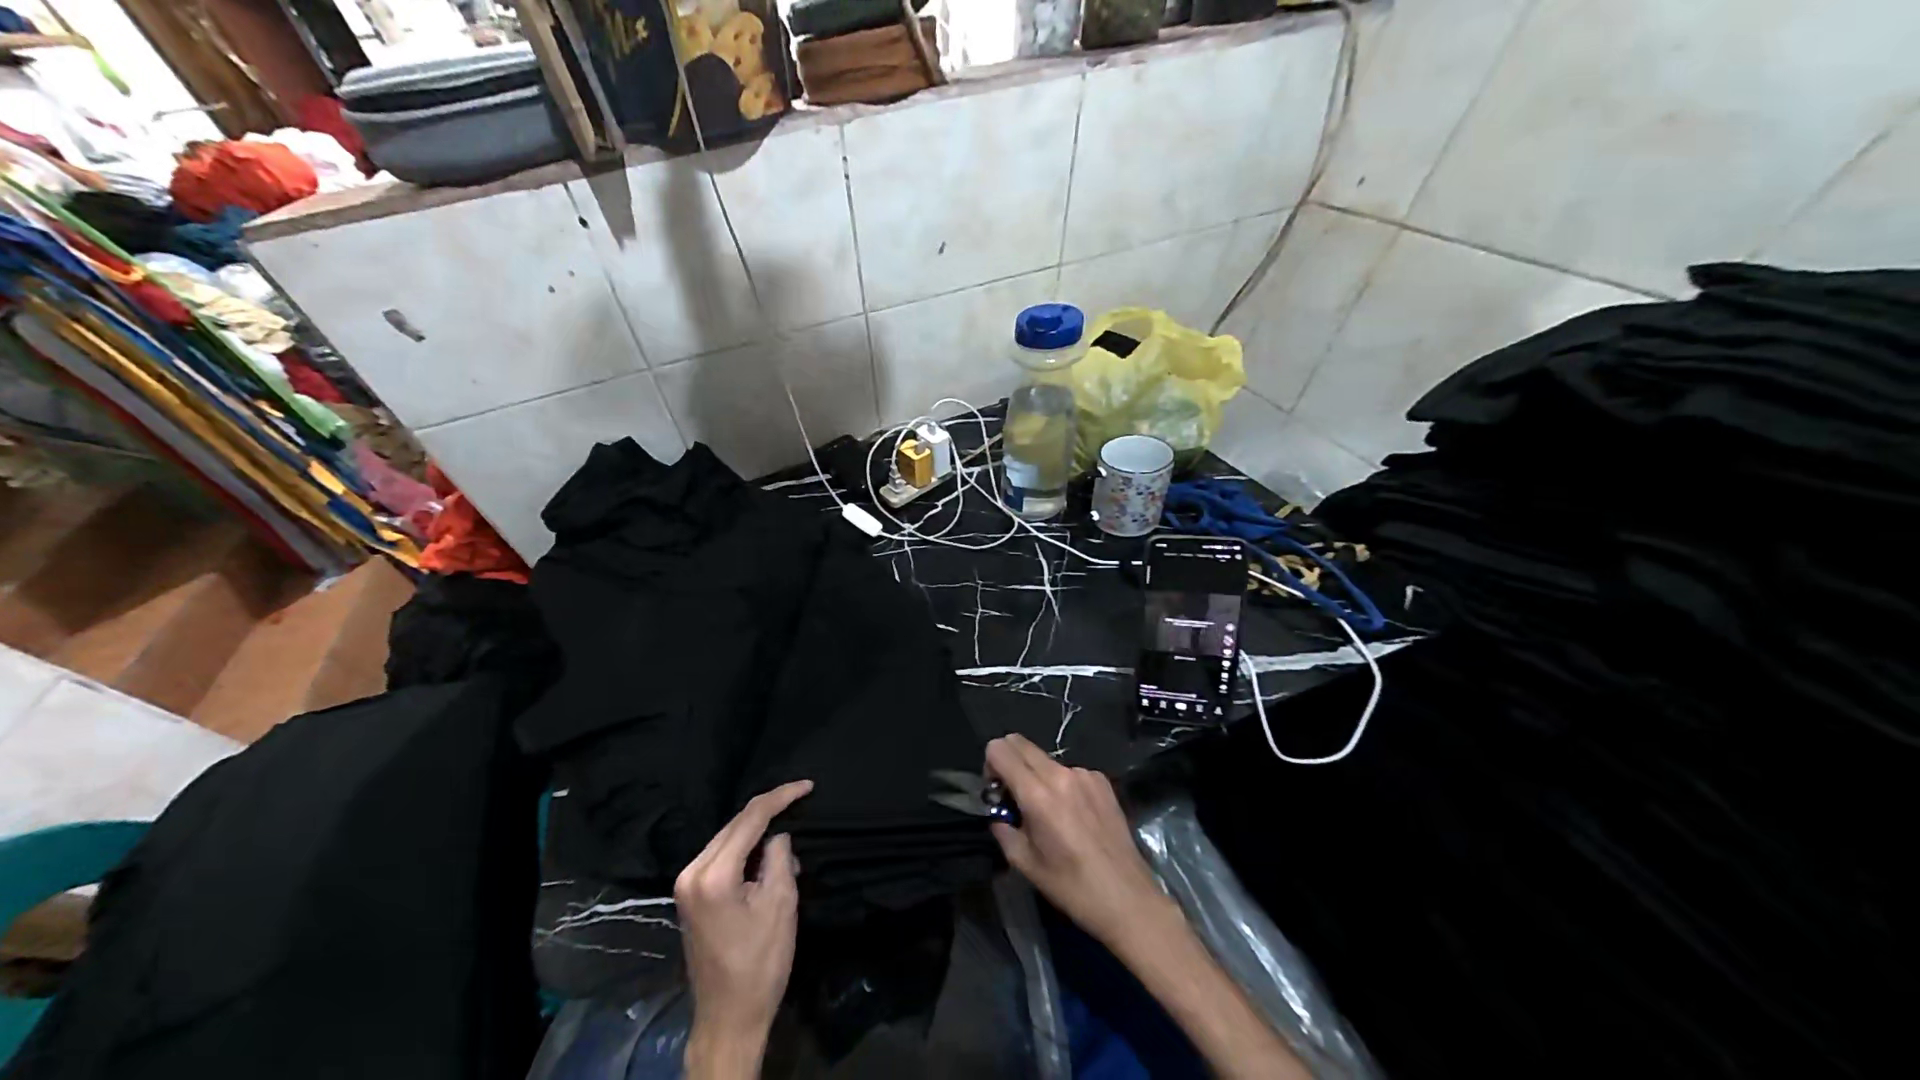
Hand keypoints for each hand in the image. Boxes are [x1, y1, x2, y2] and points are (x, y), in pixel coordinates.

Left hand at [676, 779, 812, 1078]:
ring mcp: (686, 885)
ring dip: (758, 834)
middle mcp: (691, 872)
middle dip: (769, 812)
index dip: (781, 797)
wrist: (729, 1015)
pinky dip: (745, 851)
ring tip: (789, 842)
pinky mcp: (689, 896)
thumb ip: (780, 858)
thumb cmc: (760, 962)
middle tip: (801, 802)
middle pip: (734, 825)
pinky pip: (721, 857)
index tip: (807, 786)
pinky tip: (767, 857)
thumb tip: (778, 836)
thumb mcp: (780, 904)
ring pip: (727, 839)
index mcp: (713, 874)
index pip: (750, 818)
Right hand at [984, 734, 1177, 949]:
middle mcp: (1061, 774)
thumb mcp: (1024, 863)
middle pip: (1020, 743)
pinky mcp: (1102, 781)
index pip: (1000, 750)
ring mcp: (1085, 775)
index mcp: (1037, 794)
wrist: (1127, 898)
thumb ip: (1002, 828)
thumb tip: (999, 812)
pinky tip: (1073, 815)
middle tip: (1013, 796)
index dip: (990, 765)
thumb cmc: (1071, 886)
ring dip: (1036, 775)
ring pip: (1045, 759)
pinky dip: (1061, 784)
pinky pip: (1070, 771)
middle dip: (1008, 762)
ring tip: (1048, 813)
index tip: (997, 792)